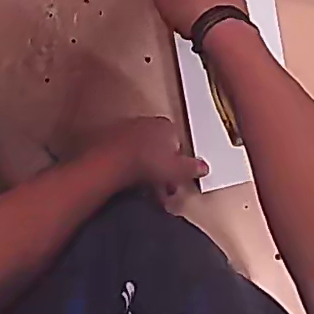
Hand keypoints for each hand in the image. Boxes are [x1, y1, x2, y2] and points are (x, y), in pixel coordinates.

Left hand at [87, 117, 206, 199]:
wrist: (111, 161)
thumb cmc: (148, 162)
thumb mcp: (178, 170)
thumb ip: (192, 168)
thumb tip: (204, 168)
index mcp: (166, 126)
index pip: (178, 142)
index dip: (178, 162)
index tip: (176, 178)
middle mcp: (146, 123)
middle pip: (159, 147)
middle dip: (161, 168)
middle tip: (162, 188)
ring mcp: (126, 130)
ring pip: (141, 152)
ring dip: (145, 169)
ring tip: (145, 190)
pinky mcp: (109, 140)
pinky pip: (125, 155)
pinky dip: (128, 168)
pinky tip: (128, 183)